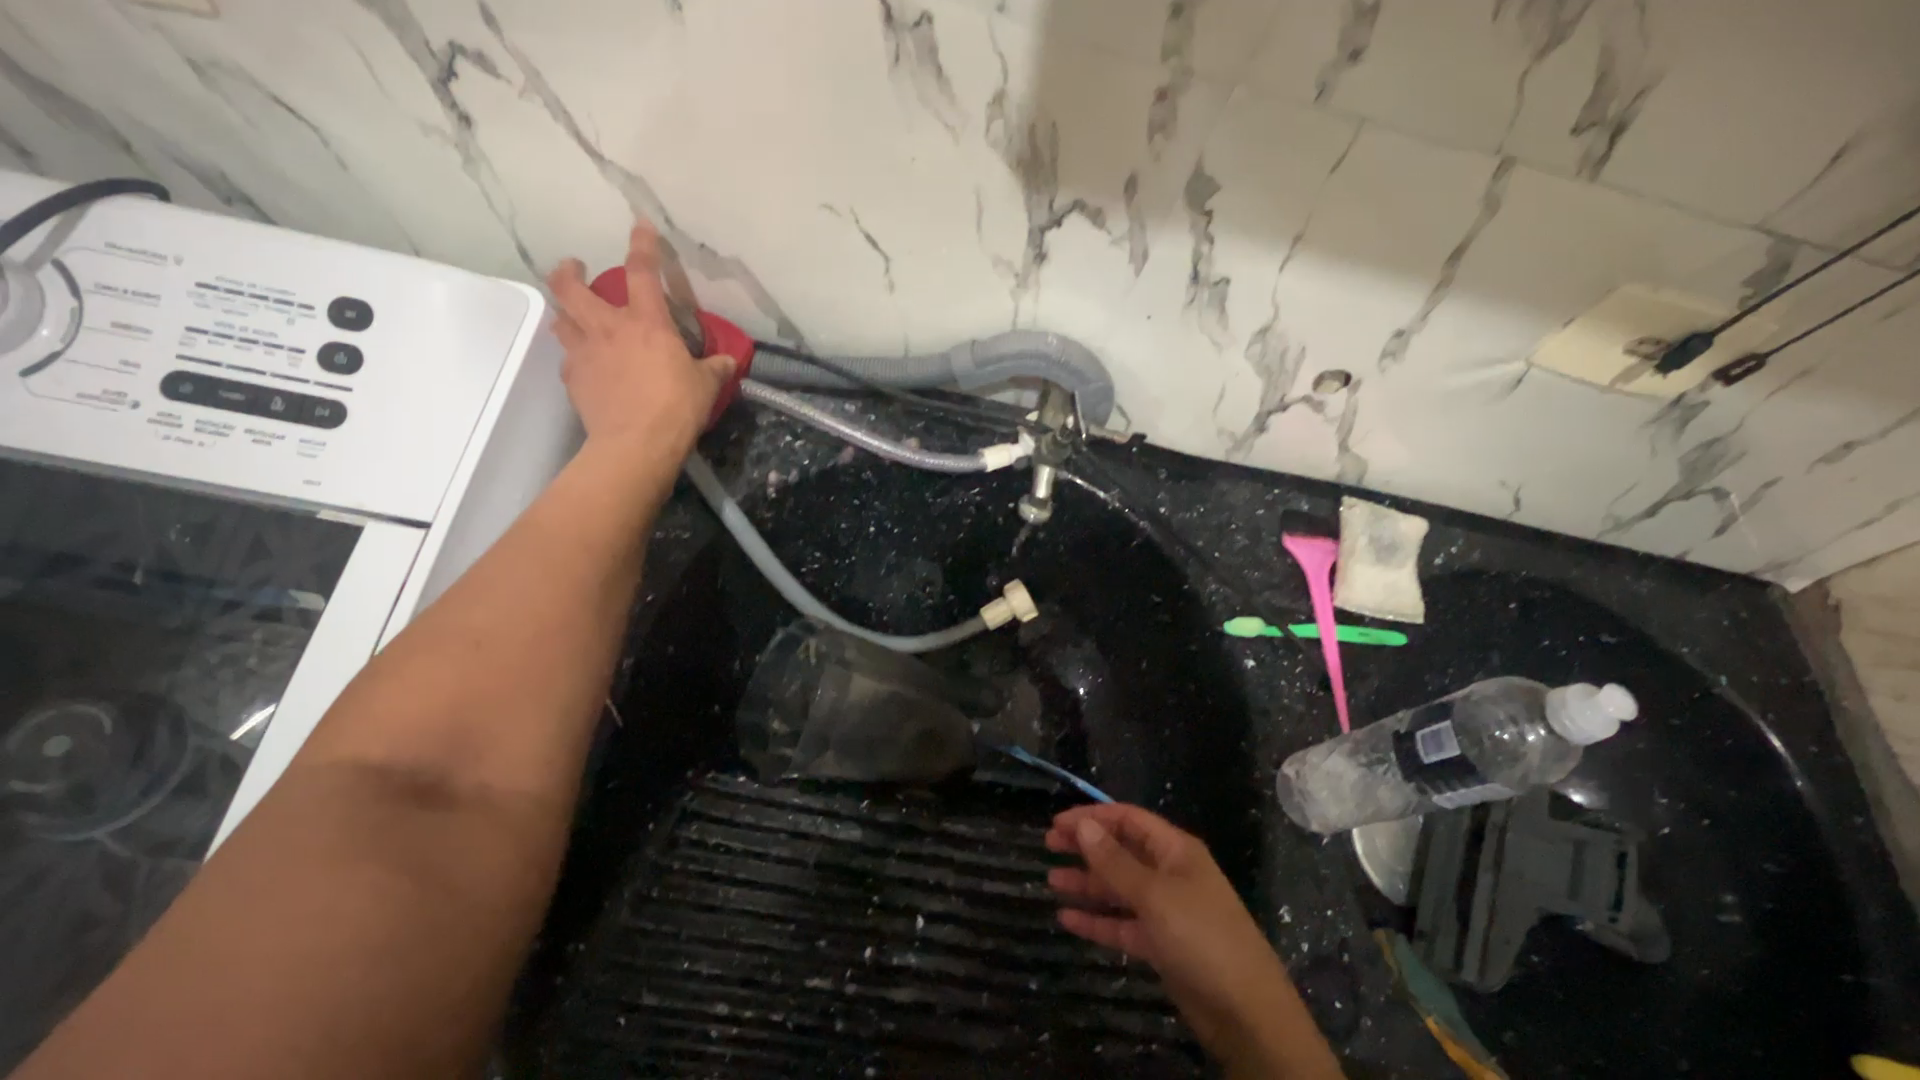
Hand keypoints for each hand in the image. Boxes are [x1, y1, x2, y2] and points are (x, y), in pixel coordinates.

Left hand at [546, 223, 735, 460]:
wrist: (635, 444)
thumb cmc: (676, 408)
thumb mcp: (705, 386)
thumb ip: (713, 368)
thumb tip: (725, 361)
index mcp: (647, 323)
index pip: (642, 271)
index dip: (642, 244)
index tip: (639, 225)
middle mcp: (608, 328)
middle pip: (570, 287)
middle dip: (568, 272)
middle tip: (574, 268)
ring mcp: (585, 353)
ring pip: (560, 319)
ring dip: (564, 312)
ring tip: (573, 315)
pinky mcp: (573, 379)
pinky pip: (568, 358)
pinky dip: (574, 354)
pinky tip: (584, 362)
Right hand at [1047, 804, 1341, 1078]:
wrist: (1244, 1008)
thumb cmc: (1201, 936)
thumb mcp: (1154, 894)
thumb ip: (1115, 862)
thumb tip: (1083, 826)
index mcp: (1176, 851)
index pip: (1129, 820)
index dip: (1093, 817)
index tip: (1057, 823)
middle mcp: (1171, 874)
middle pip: (1122, 851)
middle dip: (1087, 847)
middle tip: (1048, 845)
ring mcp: (1166, 910)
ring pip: (1119, 889)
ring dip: (1087, 883)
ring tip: (1051, 881)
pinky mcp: (1161, 945)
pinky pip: (1122, 924)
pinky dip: (1097, 920)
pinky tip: (1067, 919)